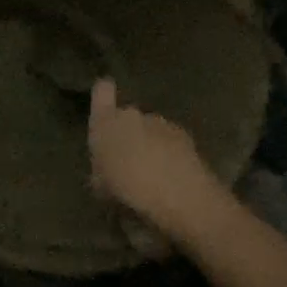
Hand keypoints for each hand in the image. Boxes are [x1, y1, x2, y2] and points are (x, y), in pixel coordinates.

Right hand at [88, 79, 215, 218]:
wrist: (177, 194)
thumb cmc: (127, 189)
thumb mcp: (101, 188)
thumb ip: (101, 171)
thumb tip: (105, 171)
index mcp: (106, 123)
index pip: (102, 91)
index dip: (103, 94)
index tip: (105, 98)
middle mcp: (132, 115)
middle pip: (127, 117)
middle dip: (128, 134)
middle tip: (126, 162)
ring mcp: (161, 123)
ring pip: (151, 130)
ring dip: (150, 145)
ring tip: (150, 174)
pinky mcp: (185, 136)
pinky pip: (170, 142)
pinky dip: (169, 154)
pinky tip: (169, 177)